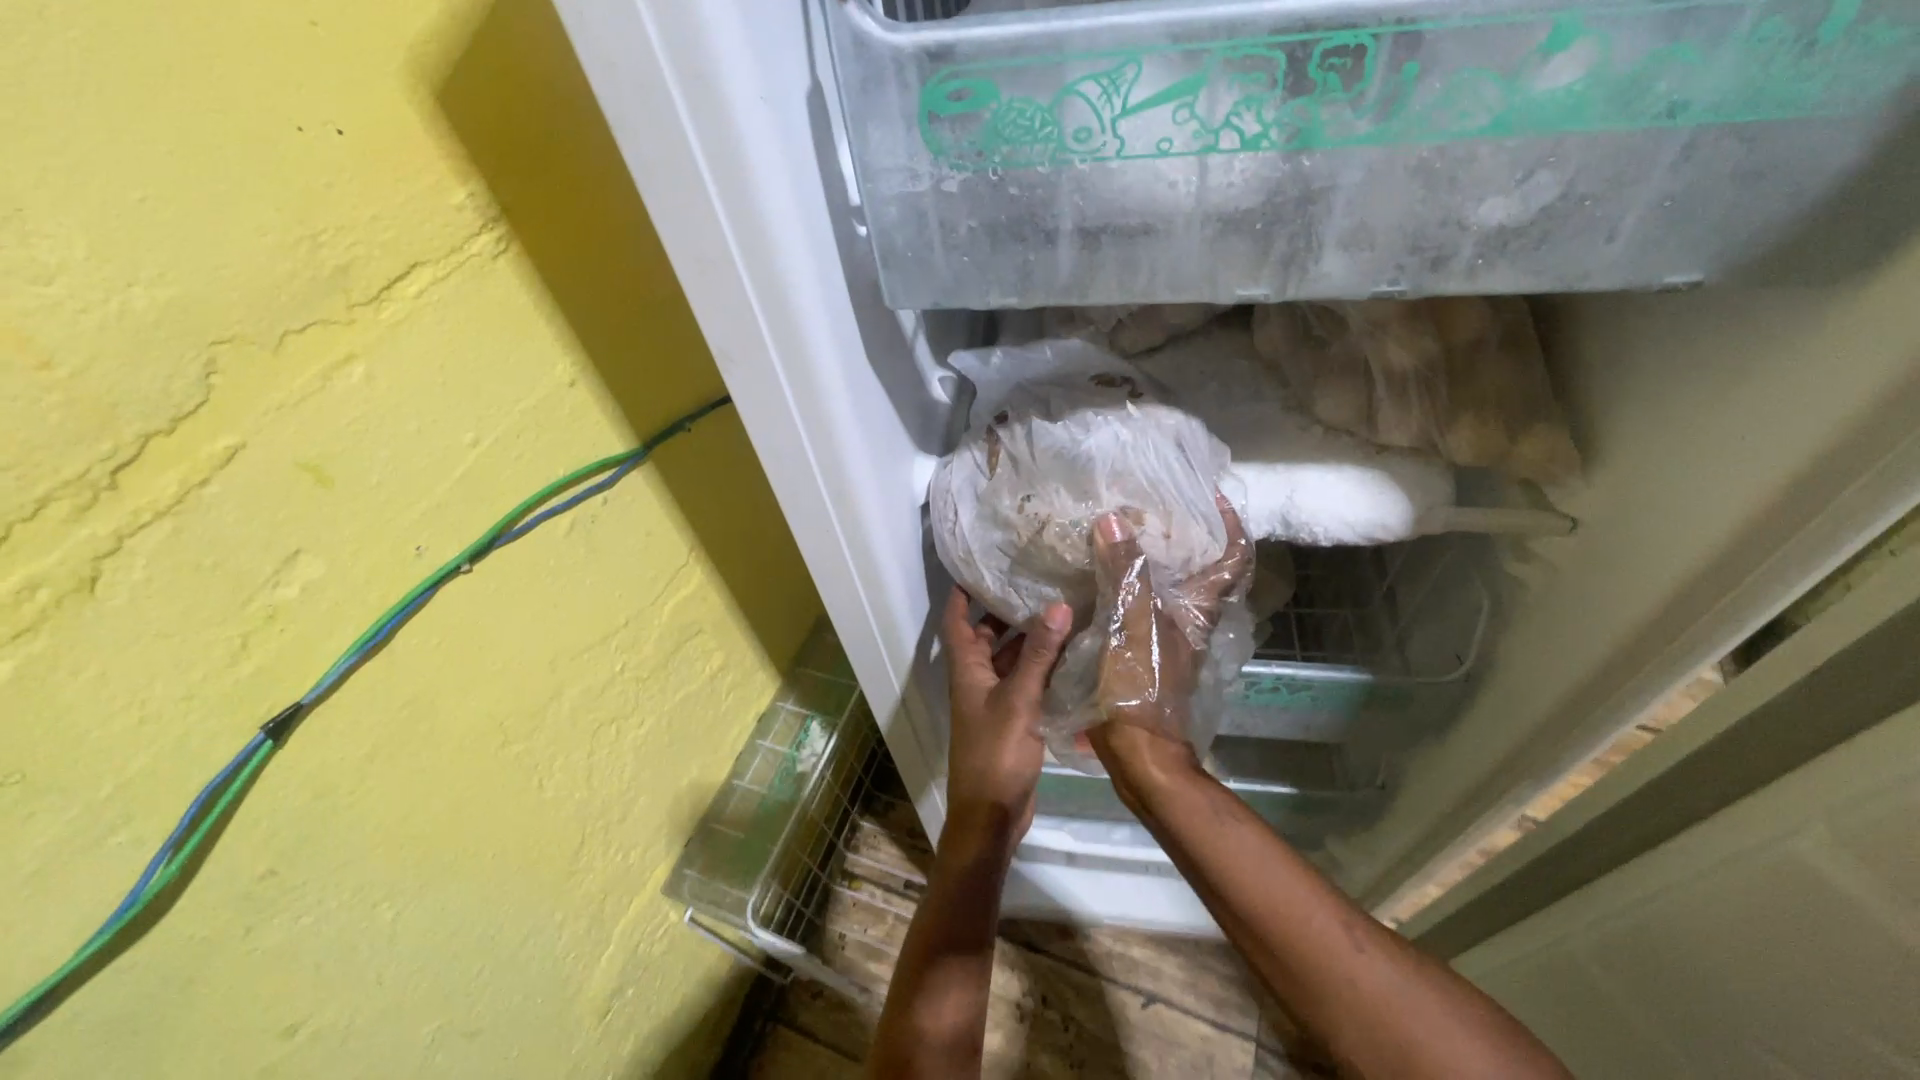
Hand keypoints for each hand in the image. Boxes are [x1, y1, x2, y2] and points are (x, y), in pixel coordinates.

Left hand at [939, 586, 1071, 857]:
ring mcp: (997, 701)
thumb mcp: (1018, 700)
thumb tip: (1057, 605)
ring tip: (1065, 610)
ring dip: (1033, 640)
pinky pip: (1028, 684)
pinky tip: (1073, 655)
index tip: (980, 567)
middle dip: (1008, 612)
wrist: (991, 814)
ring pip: (1012, 661)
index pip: (956, 622)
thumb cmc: (995, 754)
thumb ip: (1039, 654)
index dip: (962, 595)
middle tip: (1041, 583)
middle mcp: (978, 681)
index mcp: (966, 671)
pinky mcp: (1016, 720)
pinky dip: (1045, 669)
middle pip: (988, 637)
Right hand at [1086, 493, 1249, 799]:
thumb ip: (1126, 573)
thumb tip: (1113, 519)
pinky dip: (1123, 589)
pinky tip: (1093, 581)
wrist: (1137, 752)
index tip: (1212, 496)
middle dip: (1183, 537)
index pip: (1232, 558)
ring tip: (1116, 535)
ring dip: (1150, 562)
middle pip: (1200, 570)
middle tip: (1150, 509)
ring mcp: (1168, 640)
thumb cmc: (1141, 687)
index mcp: (1199, 610)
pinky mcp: (1145, 655)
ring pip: (1168, 590)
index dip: (1230, 525)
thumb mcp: (1132, 624)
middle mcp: (1190, 621)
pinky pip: (1139, 609)